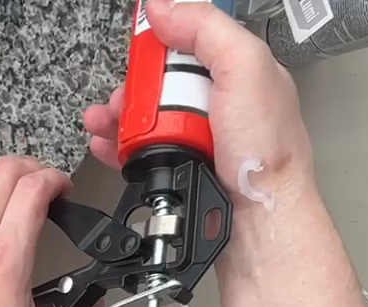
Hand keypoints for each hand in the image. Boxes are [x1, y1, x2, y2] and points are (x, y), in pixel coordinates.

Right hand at [84, 0, 317, 219]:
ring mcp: (200, 143)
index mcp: (241, 74)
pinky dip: (121, 149)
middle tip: (119, 95)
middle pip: (164, 84)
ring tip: (101, 120)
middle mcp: (219, 108)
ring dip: (119, 118)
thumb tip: (164, 5)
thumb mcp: (244, 67)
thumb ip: (205, 29)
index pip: (195, 42)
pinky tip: (107, 145)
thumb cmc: (266, 157)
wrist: (258, 224)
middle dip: (133, 86)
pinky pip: (144, 155)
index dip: (163, 41)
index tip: (140, 42)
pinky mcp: (183, 173)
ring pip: (149, 121)